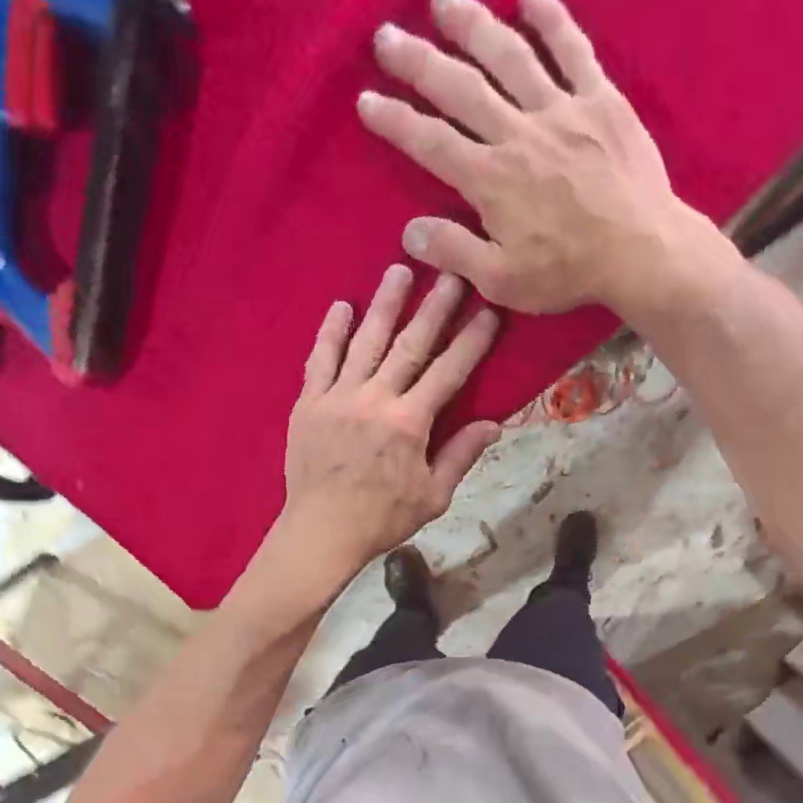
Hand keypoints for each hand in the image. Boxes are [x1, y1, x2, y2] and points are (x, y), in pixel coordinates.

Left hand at [278, 264, 502, 576]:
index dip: (472, 339)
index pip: (449, 371)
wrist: (321, 532)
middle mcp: (374, 399)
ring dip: (384, 305)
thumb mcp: (432, 496)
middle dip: (434, 307)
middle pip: (409, 344)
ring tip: (399, 270)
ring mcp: (338, 397)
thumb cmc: (381, 519)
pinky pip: (320, 360)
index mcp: (409, 422)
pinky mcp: (308, 404)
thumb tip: (493, 424)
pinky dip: (330, 333)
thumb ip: (460, 455)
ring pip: (365, 341)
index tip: (490, 309)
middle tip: (451, 272)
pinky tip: (341, 307)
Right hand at [357, 0, 743, 319]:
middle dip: (418, 61)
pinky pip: (574, 50)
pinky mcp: (601, 101)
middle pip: (460, 88)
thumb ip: (454, 252)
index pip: (430, 142)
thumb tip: (410, 232)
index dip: (394, 120)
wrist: (641, 251)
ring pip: (510, 57)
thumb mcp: (501, 280)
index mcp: (490, 179)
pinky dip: (552, 19)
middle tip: (386, 37)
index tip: (366, 100)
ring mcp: (561, 111)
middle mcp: (519, 134)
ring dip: (473, 24)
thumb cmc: (568, 272)